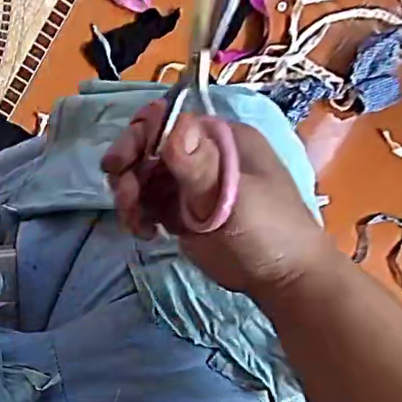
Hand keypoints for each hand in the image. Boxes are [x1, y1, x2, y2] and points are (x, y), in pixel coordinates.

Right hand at [100, 100, 341, 295]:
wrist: (280, 279)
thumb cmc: (268, 232)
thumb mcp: (234, 198)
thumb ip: (201, 165)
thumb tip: (172, 124)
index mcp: (220, 139)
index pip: (167, 121)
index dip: (138, 138)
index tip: (120, 166)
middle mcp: (202, 155)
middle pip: (147, 149)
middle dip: (128, 172)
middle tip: (125, 201)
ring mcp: (191, 185)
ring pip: (143, 179)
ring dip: (130, 198)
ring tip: (137, 225)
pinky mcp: (182, 212)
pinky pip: (148, 204)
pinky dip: (139, 216)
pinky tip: (147, 234)